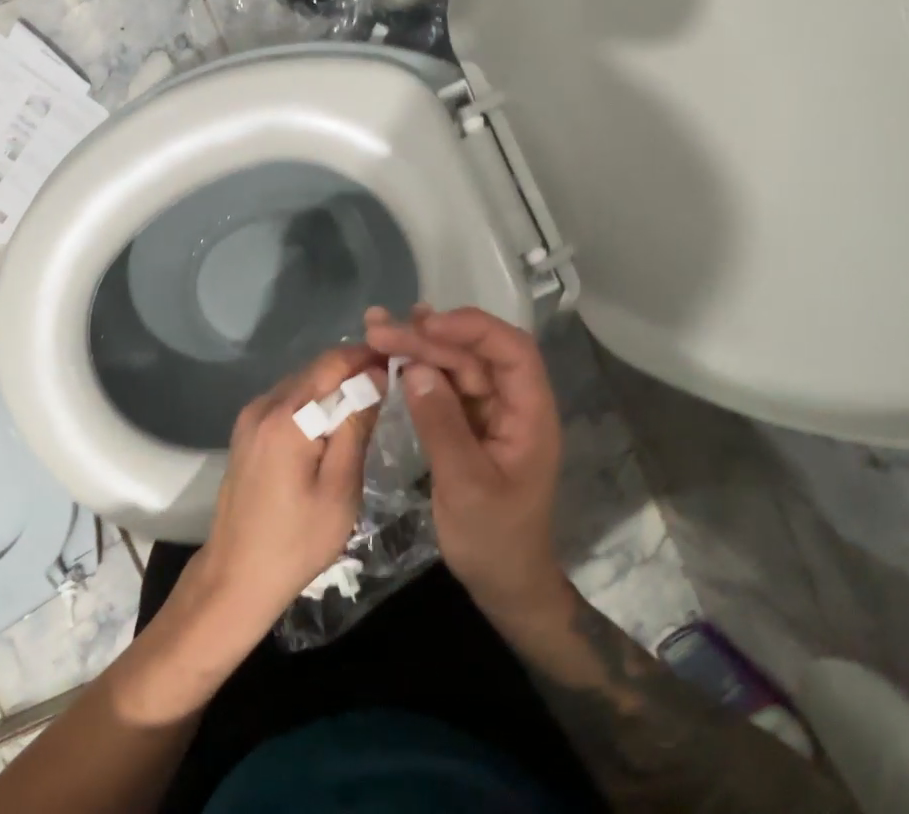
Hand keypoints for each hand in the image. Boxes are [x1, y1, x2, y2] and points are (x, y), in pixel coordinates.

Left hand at [187, 346, 385, 636]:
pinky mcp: (246, 434)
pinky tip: (336, 423)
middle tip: (394, 383)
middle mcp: (263, 406)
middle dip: (354, 369)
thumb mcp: (341, 487)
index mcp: (287, 417)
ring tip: (373, 402)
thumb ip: (356, 426)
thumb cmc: (297, 540)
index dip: (369, 356)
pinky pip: (287, 403)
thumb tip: (375, 377)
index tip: (401, 362)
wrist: (236, 575)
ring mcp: (249, 419)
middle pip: (315, 369)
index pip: (333, 362)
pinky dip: (314, 403)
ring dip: (335, 386)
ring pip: (301, 384)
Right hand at [365, 306, 572, 624]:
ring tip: (378, 331)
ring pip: (459, 368)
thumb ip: (441, 424)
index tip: (424, 325)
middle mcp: (514, 406)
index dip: (471, 329)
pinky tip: (397, 356)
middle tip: (379, 328)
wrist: (504, 582)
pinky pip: (448, 389)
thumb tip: (415, 368)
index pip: (511, 351)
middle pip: (477, 355)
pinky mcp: (471, 428)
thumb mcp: (465, 484)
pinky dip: (422, 371)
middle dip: (431, 337)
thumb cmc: (493, 538)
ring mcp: (492, 416)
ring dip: (422, 348)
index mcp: (531, 415)